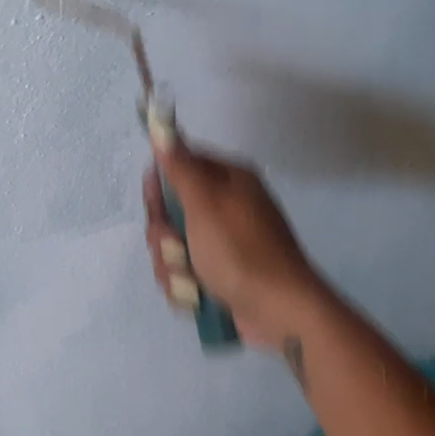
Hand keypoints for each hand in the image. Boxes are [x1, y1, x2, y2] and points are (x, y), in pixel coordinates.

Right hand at [142, 136, 329, 349]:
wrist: (279, 311)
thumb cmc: (240, 250)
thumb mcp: (204, 203)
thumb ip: (179, 166)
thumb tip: (161, 124)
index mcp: (229, 179)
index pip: (179, 166)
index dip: (160, 187)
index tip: (155, 206)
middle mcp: (227, 205)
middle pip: (171, 210)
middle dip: (164, 236)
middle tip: (174, 248)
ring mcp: (225, 242)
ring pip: (173, 245)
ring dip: (171, 266)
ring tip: (188, 281)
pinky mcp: (222, 273)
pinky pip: (185, 272)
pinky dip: (184, 286)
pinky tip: (194, 297)